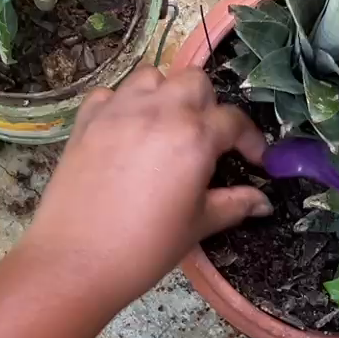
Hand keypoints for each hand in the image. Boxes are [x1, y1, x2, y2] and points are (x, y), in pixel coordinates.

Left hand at [16, 66, 268, 304]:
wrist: (75, 260)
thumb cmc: (144, 248)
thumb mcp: (198, 226)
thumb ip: (233, 204)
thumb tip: (263, 202)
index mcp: (193, 137)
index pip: (233, 121)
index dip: (250, 140)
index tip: (255, 160)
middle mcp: (158, 111)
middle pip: (194, 82)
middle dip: (208, 105)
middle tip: (206, 139)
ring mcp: (118, 110)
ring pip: (151, 77)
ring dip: (165, 94)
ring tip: (165, 127)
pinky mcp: (86, 120)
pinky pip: (110, 94)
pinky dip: (122, 104)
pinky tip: (126, 131)